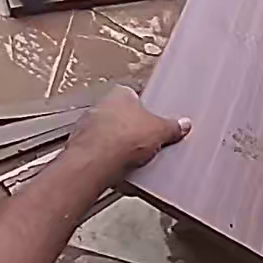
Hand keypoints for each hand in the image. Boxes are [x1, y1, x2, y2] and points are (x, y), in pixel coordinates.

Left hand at [66, 85, 189, 173]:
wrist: (97, 161)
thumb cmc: (121, 138)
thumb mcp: (160, 131)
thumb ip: (172, 127)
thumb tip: (182, 125)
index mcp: (120, 94)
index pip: (136, 97)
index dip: (146, 112)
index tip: (153, 123)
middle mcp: (100, 106)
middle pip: (121, 118)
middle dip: (131, 131)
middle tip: (144, 144)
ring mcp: (87, 126)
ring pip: (108, 136)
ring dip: (117, 146)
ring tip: (131, 160)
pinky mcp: (81, 148)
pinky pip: (98, 153)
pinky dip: (106, 160)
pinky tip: (117, 168)